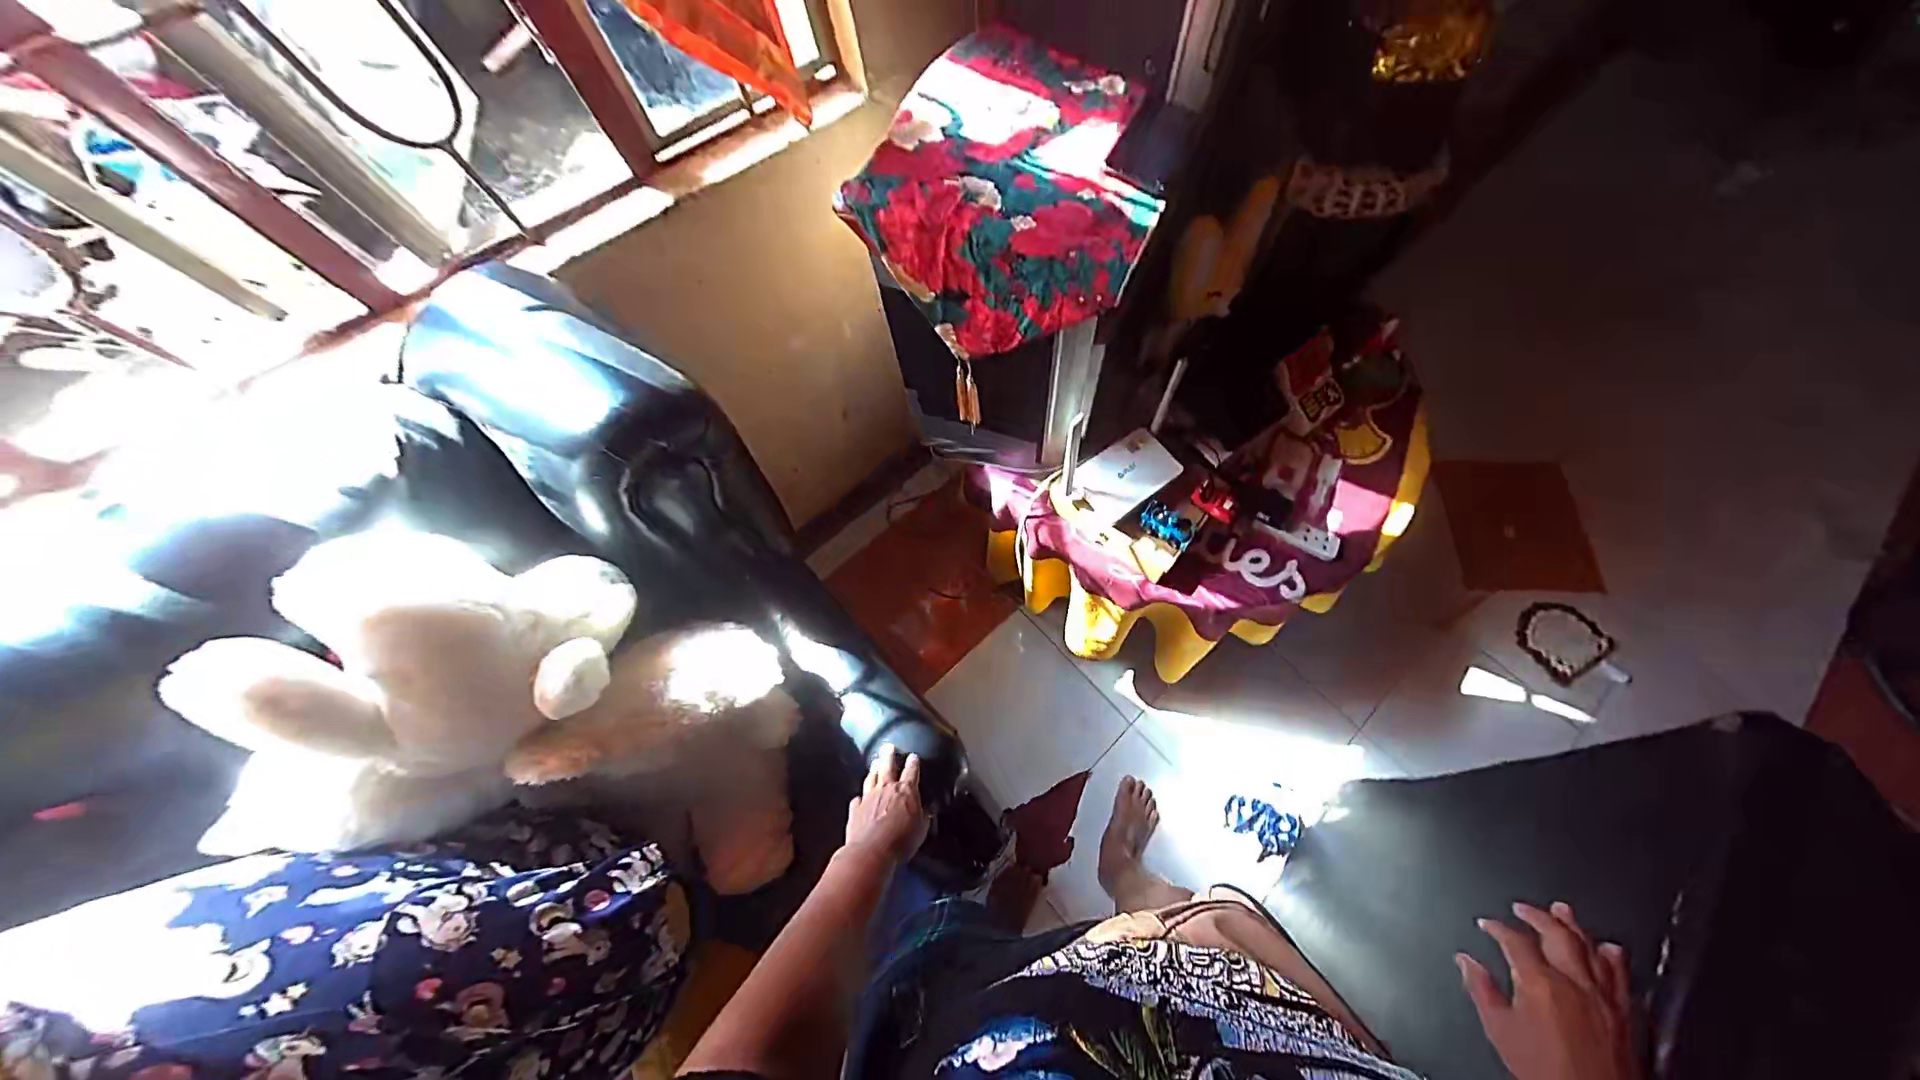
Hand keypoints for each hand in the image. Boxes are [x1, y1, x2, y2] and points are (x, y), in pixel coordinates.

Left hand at [843, 743, 928, 866]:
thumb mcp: (921, 830)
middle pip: (888, 766)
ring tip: (875, 763)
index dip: (913, 763)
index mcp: (906, 791)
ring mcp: (869, 797)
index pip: (911, 771)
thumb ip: (924, 817)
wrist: (871, 851)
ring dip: (874, 770)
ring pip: (871, 778)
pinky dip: (860, 797)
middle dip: (889, 755)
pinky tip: (859, 797)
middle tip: (888, 746)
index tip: (913, 756)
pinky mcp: (856, 809)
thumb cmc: (901, 840)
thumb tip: (928, 810)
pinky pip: (858, 799)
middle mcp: (886, 788)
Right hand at [1458, 901, 1639, 1079]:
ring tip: (1563, 912)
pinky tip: (1610, 950)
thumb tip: (1465, 962)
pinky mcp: (1626, 1018)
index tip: (1487, 924)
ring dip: (1575, 927)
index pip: (1514, 941)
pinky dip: (1614, 960)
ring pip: (1591, 951)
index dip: (1497, 927)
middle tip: (1523, 908)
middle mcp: (1574, 985)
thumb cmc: (1546, 1071)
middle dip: (1537, 916)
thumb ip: (1481, 989)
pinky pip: (1622, 979)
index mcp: (1539, 983)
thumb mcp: (1499, 1029)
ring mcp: (1604, 1000)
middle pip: (1557, 936)